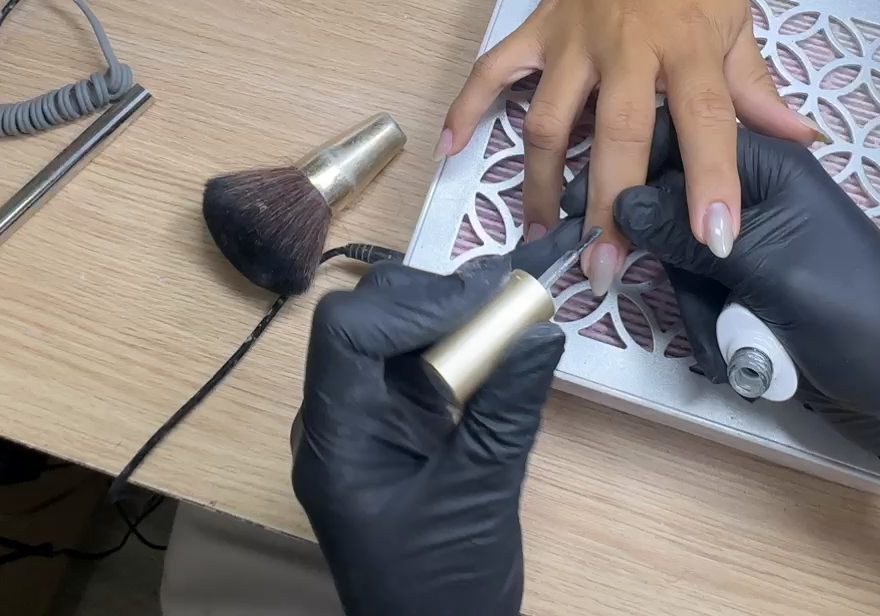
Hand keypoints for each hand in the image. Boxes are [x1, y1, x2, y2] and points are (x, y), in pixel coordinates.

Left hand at [292, 260, 564, 615]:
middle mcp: (336, 413)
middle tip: (497, 296)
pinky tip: (487, 330)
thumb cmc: (443, 583)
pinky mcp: (387, 414)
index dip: (411, 304)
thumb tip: (542, 330)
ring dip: (441, 307)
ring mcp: (359, 412)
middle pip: (363, 317)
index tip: (481, 299)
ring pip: (384, 323)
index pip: (346, 333)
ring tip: (498, 304)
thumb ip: (508, 411)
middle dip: (430, 295)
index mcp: (337, 438)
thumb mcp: (482, 495)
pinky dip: (449, 331)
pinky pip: (408, 350)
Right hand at [440, 0, 814, 295]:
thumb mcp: (738, 22)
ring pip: (547, 117)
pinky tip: (450, 151)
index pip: (705, 118)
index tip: (715, 239)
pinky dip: (467, 106)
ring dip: (540, 180)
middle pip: (616, 132)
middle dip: (611, 204)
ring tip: (541, 235)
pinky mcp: (535, 28)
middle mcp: (626, 45)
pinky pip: (492, 69)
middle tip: (604, 268)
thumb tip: (802, 142)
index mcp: (688, 44)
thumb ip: (758, 88)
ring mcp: (571, 39)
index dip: (712, 180)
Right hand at [612, 127, 879, 530]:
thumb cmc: (855, 313)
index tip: (578, 207)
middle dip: (649, 244)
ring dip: (682, 293)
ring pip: (676, 248)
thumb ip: (687, 232)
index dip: (625, 170)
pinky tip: (720, 345)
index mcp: (765, 163)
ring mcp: (747, 239)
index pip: (676, 139)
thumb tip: (615, 201)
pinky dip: (699, 314)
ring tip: (708, 333)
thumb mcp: (769, 267)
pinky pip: (696, 284)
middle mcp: (750, 191)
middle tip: (606, 272)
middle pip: (666, 197)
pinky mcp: (745, 281)